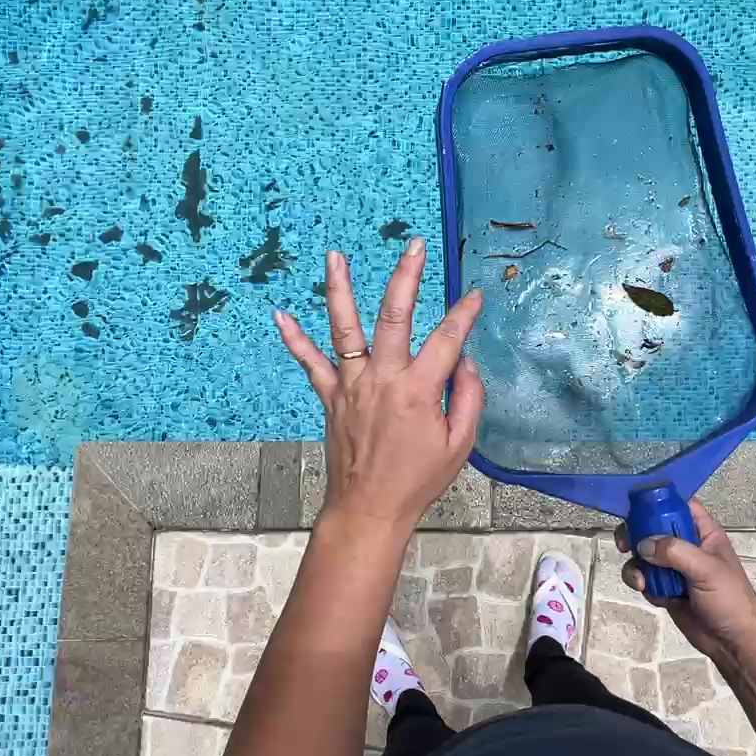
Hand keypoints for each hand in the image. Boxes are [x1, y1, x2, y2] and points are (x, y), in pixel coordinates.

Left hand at [273, 239, 484, 540]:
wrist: (368, 509)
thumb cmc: (418, 480)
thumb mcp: (460, 444)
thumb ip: (468, 398)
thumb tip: (463, 362)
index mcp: (418, 391)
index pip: (447, 340)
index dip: (464, 315)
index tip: (475, 295)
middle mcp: (382, 379)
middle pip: (395, 316)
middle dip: (406, 277)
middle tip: (413, 245)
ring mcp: (352, 385)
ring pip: (345, 329)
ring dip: (340, 289)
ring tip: (334, 255)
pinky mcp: (331, 397)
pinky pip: (311, 364)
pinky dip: (295, 340)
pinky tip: (280, 315)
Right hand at [616, 499, 755, 667]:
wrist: (733, 643)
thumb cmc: (729, 600)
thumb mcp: (707, 570)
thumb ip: (675, 551)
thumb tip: (643, 544)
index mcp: (704, 533)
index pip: (680, 504)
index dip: (659, 499)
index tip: (634, 503)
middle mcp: (687, 544)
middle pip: (653, 525)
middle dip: (636, 532)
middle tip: (624, 543)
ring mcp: (674, 566)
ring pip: (644, 552)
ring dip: (636, 562)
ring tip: (639, 578)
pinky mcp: (664, 586)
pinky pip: (643, 575)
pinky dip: (639, 580)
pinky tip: (644, 590)